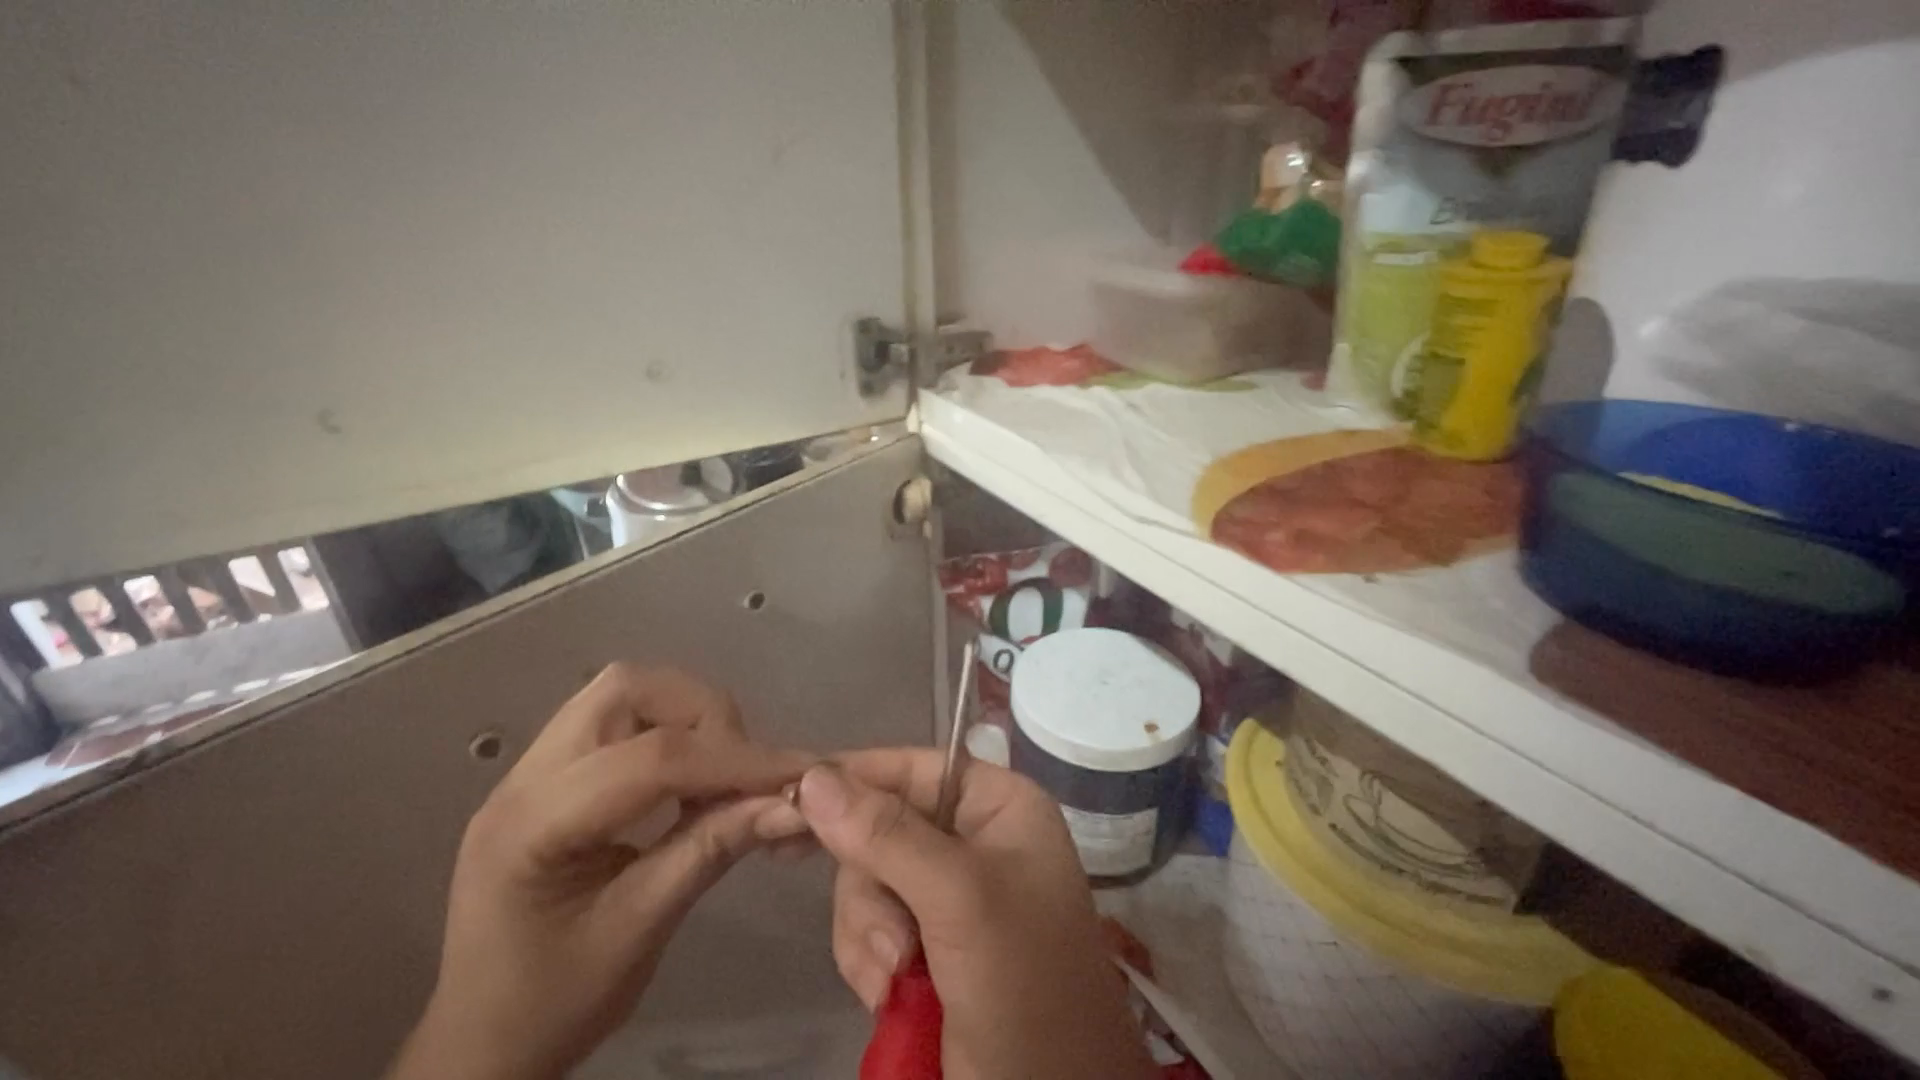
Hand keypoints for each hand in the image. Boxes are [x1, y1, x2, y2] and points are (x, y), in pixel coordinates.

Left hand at [388, 665, 812, 1079]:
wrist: (481, 1043)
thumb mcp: (640, 931)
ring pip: (624, 693)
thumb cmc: (553, 1003)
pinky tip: (689, 782)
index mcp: (531, 825)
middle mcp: (523, 778)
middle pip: (628, 690)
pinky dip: (667, 732)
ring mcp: (529, 771)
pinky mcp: (547, 777)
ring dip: (687, 717)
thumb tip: (793, 805)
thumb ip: (711, 852)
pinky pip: (616, 720)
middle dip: (705, 718)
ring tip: (722, 776)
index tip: (801, 777)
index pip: (650, 760)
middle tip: (748, 775)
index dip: (734, 761)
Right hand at [796, 752, 1156, 1079]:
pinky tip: (887, 996)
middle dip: (872, 893)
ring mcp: (951, 894)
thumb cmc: (1024, 986)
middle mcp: (975, 839)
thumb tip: (811, 775)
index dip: (852, 780)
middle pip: (879, 829)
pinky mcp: (931, 943)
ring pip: (867, 883)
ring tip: (893, 981)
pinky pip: (870, 927)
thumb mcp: (959, 901)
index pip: (910, 766)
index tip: (790, 801)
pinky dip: (868, 961)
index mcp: (1000, 807)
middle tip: (892, 946)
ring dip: (867, 936)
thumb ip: (886, 836)